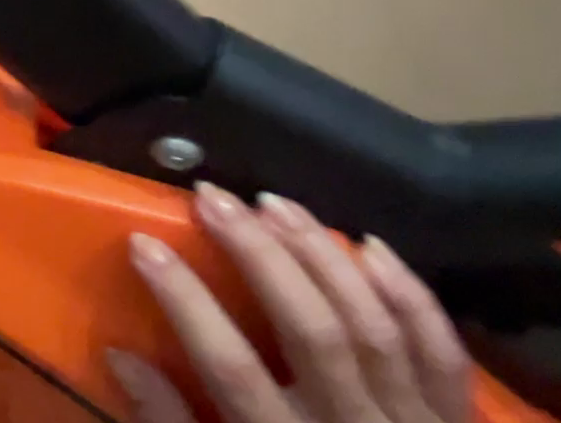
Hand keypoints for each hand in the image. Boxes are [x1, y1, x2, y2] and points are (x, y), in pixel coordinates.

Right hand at [109, 184, 471, 422]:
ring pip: (372, 326)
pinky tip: (368, 245)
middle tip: (213, 196)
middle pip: (310, 329)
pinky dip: (409, 295)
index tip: (143, 241)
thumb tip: (119, 355)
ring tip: (272, 202)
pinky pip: (441, 352)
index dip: (185, 299)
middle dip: (258, 253)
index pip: (229, 365)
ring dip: (320, 255)